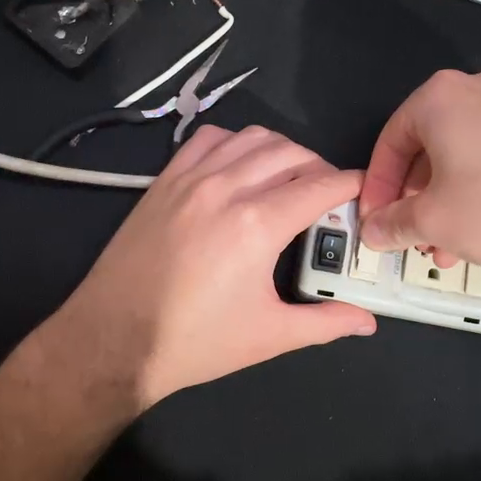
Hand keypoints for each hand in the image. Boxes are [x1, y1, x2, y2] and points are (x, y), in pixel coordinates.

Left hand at [48, 125, 375, 411]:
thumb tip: (368, 322)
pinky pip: (210, 139)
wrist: (113, 340)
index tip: (362, 192)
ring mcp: (192, 178)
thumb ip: (325, 323)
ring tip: (289, 179)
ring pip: (254, 138)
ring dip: (282, 151)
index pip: (321, 185)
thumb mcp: (268, 336)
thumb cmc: (194, 342)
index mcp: (258, 225)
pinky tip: (240, 168)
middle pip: (293, 153)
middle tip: (328, 196)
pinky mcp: (166, 179)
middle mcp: (228, 188)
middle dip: (321, 167)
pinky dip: (236, 144)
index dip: (351, 184)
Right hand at [357, 70, 480, 270]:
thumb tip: (373, 229)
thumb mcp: (435, 221)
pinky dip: (479, 190)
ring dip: (447, 201)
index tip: (375, 223)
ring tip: (450, 247)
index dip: (377, 189)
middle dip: (416, 200)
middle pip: (427, 148)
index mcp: (439, 97)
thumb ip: (394, 223)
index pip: (389, 142)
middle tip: (413, 239)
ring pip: (462, 155)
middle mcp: (476, 89)